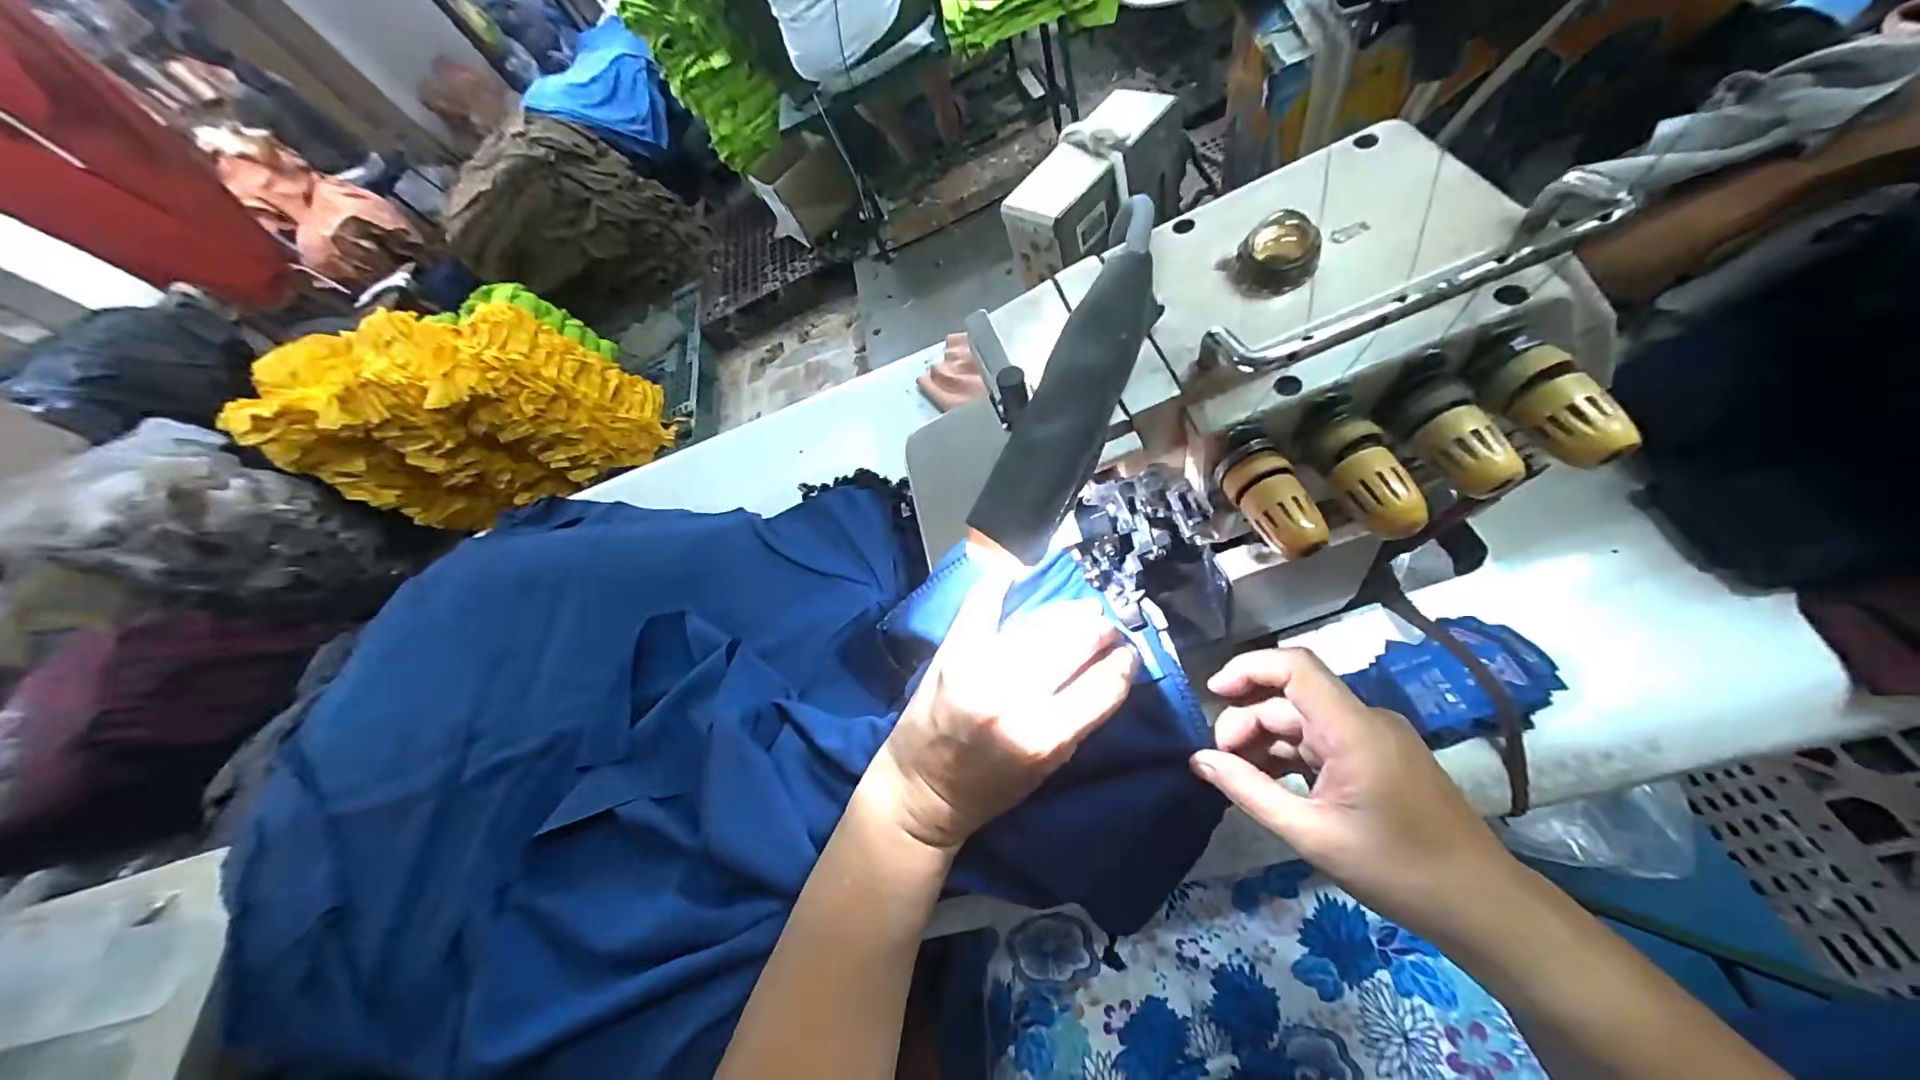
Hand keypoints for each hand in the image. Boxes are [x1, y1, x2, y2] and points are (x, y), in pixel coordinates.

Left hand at [872, 573, 1138, 849]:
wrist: (919, 789)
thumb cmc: (989, 788)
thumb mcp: (1047, 768)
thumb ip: (1078, 719)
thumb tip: (1106, 668)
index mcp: (1043, 737)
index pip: (1103, 685)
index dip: (1124, 663)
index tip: (1127, 653)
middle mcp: (1012, 698)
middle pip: (1075, 643)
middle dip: (1098, 630)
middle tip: (1103, 627)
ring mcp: (979, 667)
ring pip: (1039, 622)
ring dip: (1065, 612)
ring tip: (1077, 611)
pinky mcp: (952, 651)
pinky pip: (982, 603)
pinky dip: (1000, 584)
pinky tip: (1017, 573)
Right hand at [1190, 648, 1519, 938]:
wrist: (1482, 905)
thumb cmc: (1396, 870)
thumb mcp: (1311, 834)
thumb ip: (1248, 791)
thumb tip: (1198, 760)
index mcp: (1353, 729)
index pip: (1295, 666)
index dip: (1247, 669)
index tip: (1212, 694)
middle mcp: (1364, 720)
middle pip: (1289, 699)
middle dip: (1246, 722)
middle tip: (1219, 764)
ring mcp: (1374, 738)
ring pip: (1302, 721)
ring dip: (1264, 742)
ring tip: (1238, 778)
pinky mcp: (1378, 757)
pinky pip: (1321, 741)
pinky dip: (1289, 756)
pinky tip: (1269, 784)